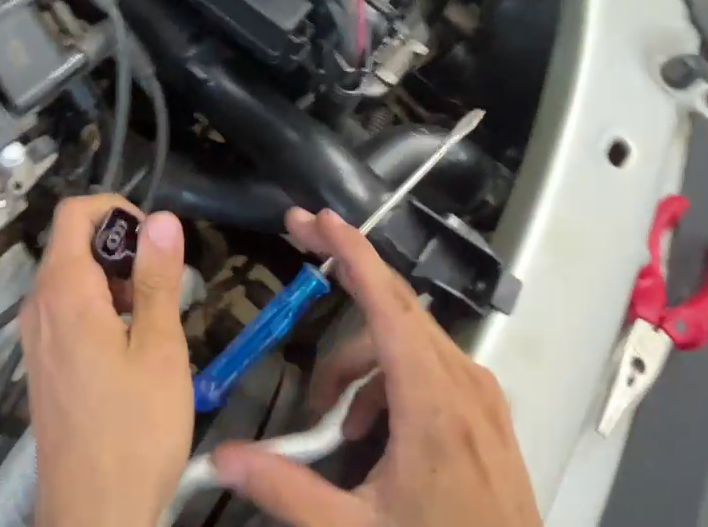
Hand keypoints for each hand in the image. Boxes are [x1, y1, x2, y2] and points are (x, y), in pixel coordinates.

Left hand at [22, 196, 193, 526]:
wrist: (93, 513)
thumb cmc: (133, 429)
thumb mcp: (158, 347)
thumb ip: (156, 277)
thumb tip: (162, 218)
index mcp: (63, 290)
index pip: (73, 212)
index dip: (116, 210)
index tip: (154, 239)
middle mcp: (38, 304)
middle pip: (73, 243)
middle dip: (120, 249)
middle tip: (162, 285)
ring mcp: (35, 335)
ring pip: (72, 278)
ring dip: (112, 281)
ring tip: (151, 320)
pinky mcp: (42, 361)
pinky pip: (66, 310)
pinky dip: (98, 308)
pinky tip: (129, 347)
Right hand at [212, 208, 539, 526]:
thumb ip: (287, 489)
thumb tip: (222, 456)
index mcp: (433, 401)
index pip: (387, 303)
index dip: (351, 252)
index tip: (317, 217)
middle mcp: (462, 381)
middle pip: (395, 304)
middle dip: (345, 270)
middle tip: (298, 238)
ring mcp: (480, 395)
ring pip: (407, 339)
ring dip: (358, 357)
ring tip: (328, 416)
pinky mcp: (486, 414)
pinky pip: (427, 366)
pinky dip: (386, 378)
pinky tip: (367, 433)